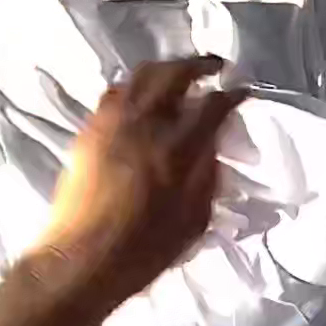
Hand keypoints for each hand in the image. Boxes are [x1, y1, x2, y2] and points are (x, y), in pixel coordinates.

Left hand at [36, 55, 245, 302]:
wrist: (81, 261)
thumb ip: (207, 176)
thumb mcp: (195, 218)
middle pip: (173, 74)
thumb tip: (211, 146)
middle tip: (216, 68)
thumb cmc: (146, 248)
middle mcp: (143, 124)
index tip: (244, 90)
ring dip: (166, 69)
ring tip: (181, 76)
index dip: (233, 94)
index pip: (212, 105)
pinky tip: (144, 98)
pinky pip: (115, 93)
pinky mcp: (88, 131)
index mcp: (176, 148)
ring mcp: (110, 123)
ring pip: (140, 76)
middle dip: (199, 65)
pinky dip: (137, 85)